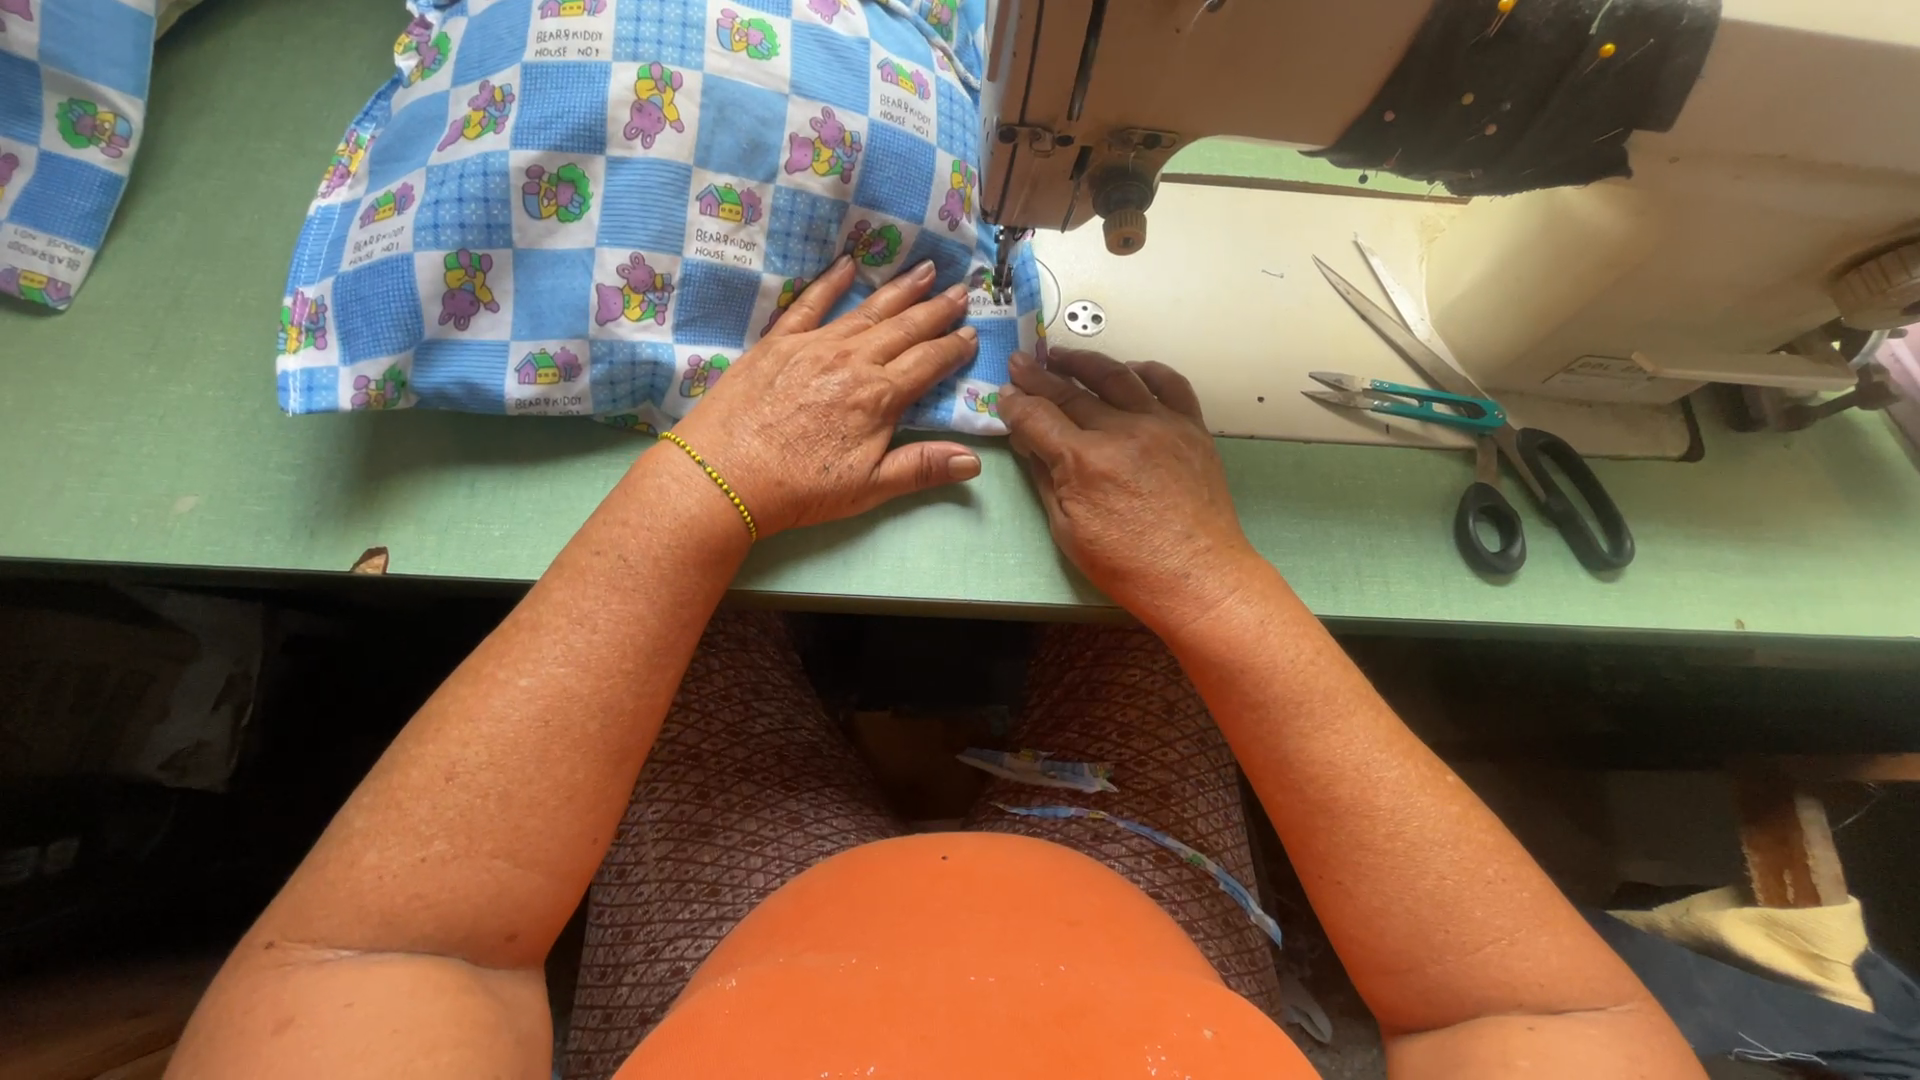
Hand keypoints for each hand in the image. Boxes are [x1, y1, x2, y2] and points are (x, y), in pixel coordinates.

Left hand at [665, 256, 980, 536]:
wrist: (725, 476)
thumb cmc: (800, 489)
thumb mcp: (869, 488)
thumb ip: (922, 468)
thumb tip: (975, 462)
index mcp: (879, 396)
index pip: (928, 363)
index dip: (953, 348)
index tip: (971, 334)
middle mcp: (853, 361)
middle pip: (904, 329)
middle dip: (936, 309)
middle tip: (961, 289)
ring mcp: (814, 346)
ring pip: (867, 310)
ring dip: (899, 289)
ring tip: (925, 269)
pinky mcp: (778, 342)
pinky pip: (810, 303)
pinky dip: (830, 283)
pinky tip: (848, 265)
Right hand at [998, 349, 1262, 632]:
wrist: (1195, 575)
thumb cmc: (1125, 564)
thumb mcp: (1067, 530)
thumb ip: (1046, 479)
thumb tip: (1029, 443)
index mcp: (1084, 462)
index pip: (1037, 418)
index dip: (1015, 405)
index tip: (1004, 396)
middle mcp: (1122, 432)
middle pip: (1070, 392)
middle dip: (1038, 376)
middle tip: (1019, 362)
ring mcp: (1161, 424)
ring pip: (1116, 376)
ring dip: (1084, 361)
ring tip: (1062, 356)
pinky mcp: (1191, 427)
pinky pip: (1168, 383)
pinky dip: (1145, 370)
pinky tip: (1128, 370)